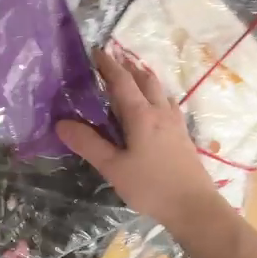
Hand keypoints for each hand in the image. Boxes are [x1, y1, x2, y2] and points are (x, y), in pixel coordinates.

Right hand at [58, 49, 226, 236]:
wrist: (194, 206)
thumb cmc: (151, 187)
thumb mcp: (113, 168)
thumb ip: (89, 144)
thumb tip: (61, 123)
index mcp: (141, 115)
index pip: (122, 81)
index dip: (108, 65)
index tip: (95, 51)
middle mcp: (160, 111)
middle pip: (144, 79)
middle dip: (127, 67)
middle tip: (111, 62)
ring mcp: (175, 122)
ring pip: (158, 90)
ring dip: (143, 79)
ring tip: (130, 78)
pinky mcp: (183, 134)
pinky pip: (167, 103)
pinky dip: (155, 95)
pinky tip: (153, 107)